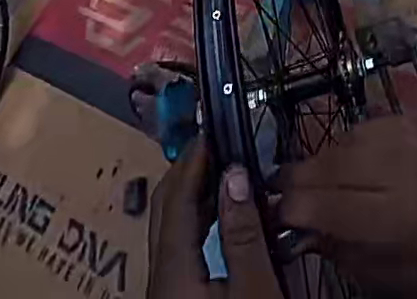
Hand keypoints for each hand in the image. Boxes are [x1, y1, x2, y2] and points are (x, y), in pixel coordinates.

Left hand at [148, 141, 283, 298]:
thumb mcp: (255, 289)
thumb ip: (244, 233)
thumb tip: (235, 175)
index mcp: (173, 268)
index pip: (176, 199)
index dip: (193, 162)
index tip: (210, 134)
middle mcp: (161, 276)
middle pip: (166, 208)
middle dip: (188, 173)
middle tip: (212, 147)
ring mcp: (168, 290)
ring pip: (171, 228)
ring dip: (194, 198)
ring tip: (222, 177)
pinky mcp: (179, 298)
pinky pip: (180, 248)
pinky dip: (198, 223)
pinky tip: (222, 222)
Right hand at [277, 116, 416, 297]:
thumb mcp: (388, 278)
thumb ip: (338, 248)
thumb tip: (293, 224)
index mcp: (399, 218)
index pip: (329, 204)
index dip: (295, 204)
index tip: (275, 208)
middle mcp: (403, 169)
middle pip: (332, 164)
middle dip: (300, 176)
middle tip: (279, 184)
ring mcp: (410, 138)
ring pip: (344, 140)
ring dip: (322, 158)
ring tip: (311, 174)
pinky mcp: (413, 121)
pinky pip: (364, 125)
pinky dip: (349, 142)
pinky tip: (344, 158)